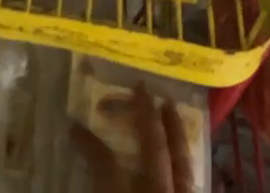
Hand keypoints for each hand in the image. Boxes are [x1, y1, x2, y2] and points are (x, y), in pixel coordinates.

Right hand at [70, 86, 196, 192]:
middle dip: (148, 116)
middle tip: (143, 87)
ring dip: (176, 133)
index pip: (104, 162)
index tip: (74, 127)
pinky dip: (189, 164)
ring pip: (183, 163)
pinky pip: (195, 182)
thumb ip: (94, 182)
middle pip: (155, 149)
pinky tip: (186, 155)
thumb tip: (78, 143)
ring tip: (171, 108)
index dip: (89, 143)